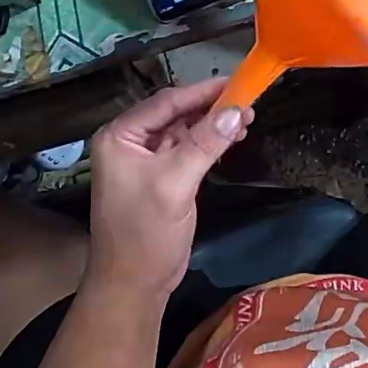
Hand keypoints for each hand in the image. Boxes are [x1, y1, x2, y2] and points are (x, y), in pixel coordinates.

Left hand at [87, 78, 253, 296]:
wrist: (133, 284)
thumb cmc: (144, 233)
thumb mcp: (174, 184)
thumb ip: (204, 144)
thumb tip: (237, 110)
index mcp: (120, 136)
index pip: (166, 102)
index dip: (202, 91)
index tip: (237, 83)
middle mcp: (129, 142)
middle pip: (175, 113)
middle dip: (210, 107)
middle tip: (247, 102)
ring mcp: (145, 160)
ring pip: (183, 130)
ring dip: (213, 124)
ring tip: (247, 118)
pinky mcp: (162, 176)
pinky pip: (187, 149)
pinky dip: (209, 142)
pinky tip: (231, 137)